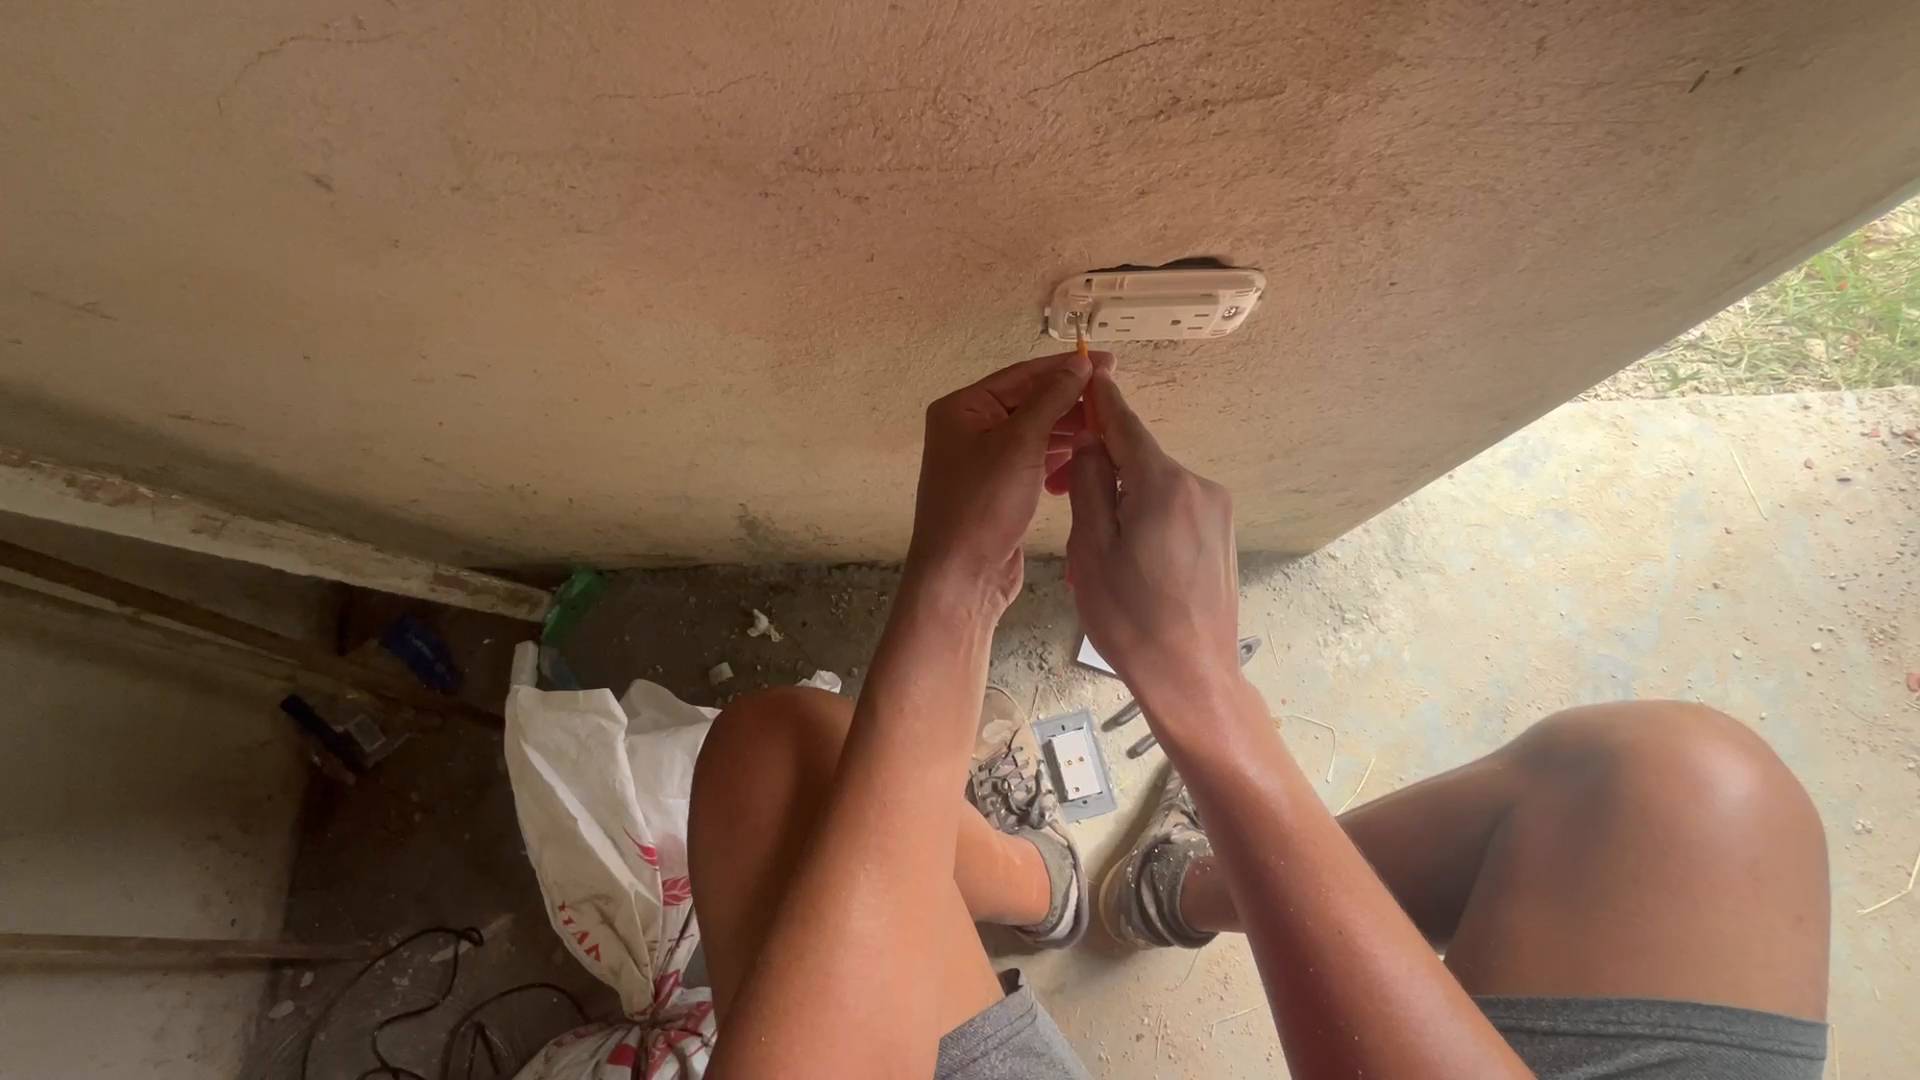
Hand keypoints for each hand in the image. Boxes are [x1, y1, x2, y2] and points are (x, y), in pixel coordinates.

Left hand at [906, 351, 1104, 606]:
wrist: (961, 575)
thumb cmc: (982, 505)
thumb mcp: (1019, 444)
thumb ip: (1052, 399)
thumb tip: (1078, 364)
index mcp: (962, 408)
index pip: (1023, 375)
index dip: (1066, 368)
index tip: (1108, 363)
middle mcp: (968, 429)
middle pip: (1029, 402)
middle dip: (1069, 401)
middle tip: (1112, 400)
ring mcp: (983, 460)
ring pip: (1034, 433)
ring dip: (1066, 431)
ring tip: (1102, 430)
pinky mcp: (998, 488)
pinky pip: (1032, 461)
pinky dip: (1056, 458)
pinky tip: (1080, 459)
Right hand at [1065, 369, 1243, 714]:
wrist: (1191, 676)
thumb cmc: (1130, 617)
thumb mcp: (1091, 548)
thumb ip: (1091, 483)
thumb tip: (1095, 444)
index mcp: (1163, 485)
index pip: (1126, 425)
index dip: (1102, 400)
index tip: (1088, 371)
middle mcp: (1199, 487)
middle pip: (1139, 459)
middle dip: (1101, 467)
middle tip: (1060, 494)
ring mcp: (1217, 512)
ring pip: (1154, 487)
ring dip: (1119, 501)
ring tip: (1090, 548)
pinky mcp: (1222, 535)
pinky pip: (1173, 510)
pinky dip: (1143, 518)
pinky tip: (1125, 557)